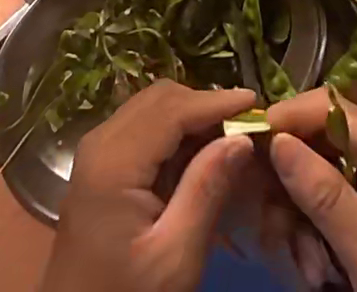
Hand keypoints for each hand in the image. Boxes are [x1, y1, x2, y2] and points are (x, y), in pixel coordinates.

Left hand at [41, 82, 258, 291]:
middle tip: (247, 126)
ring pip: (154, 106)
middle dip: (206, 105)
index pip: (172, 108)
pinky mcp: (104, 161)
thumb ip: (206, 192)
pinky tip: (203, 154)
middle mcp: (102, 140)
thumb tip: (241, 138)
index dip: (216, 101)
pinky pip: (146, 126)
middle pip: (161, 98)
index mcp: (114, 161)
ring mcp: (100, 149)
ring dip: (194, 115)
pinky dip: (178, 130)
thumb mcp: (174, 258)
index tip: (257, 104)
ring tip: (232, 138)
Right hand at [266, 88, 356, 291]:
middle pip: (315, 145)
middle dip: (287, 181)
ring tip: (301, 266)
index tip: (252, 142)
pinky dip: (304, 239)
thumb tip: (276, 139)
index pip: (333, 109)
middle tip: (268, 221)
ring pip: (310, 182)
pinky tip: (309, 273)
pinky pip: (317, 215)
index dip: (291, 116)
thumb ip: (326, 196)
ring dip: (294, 219)